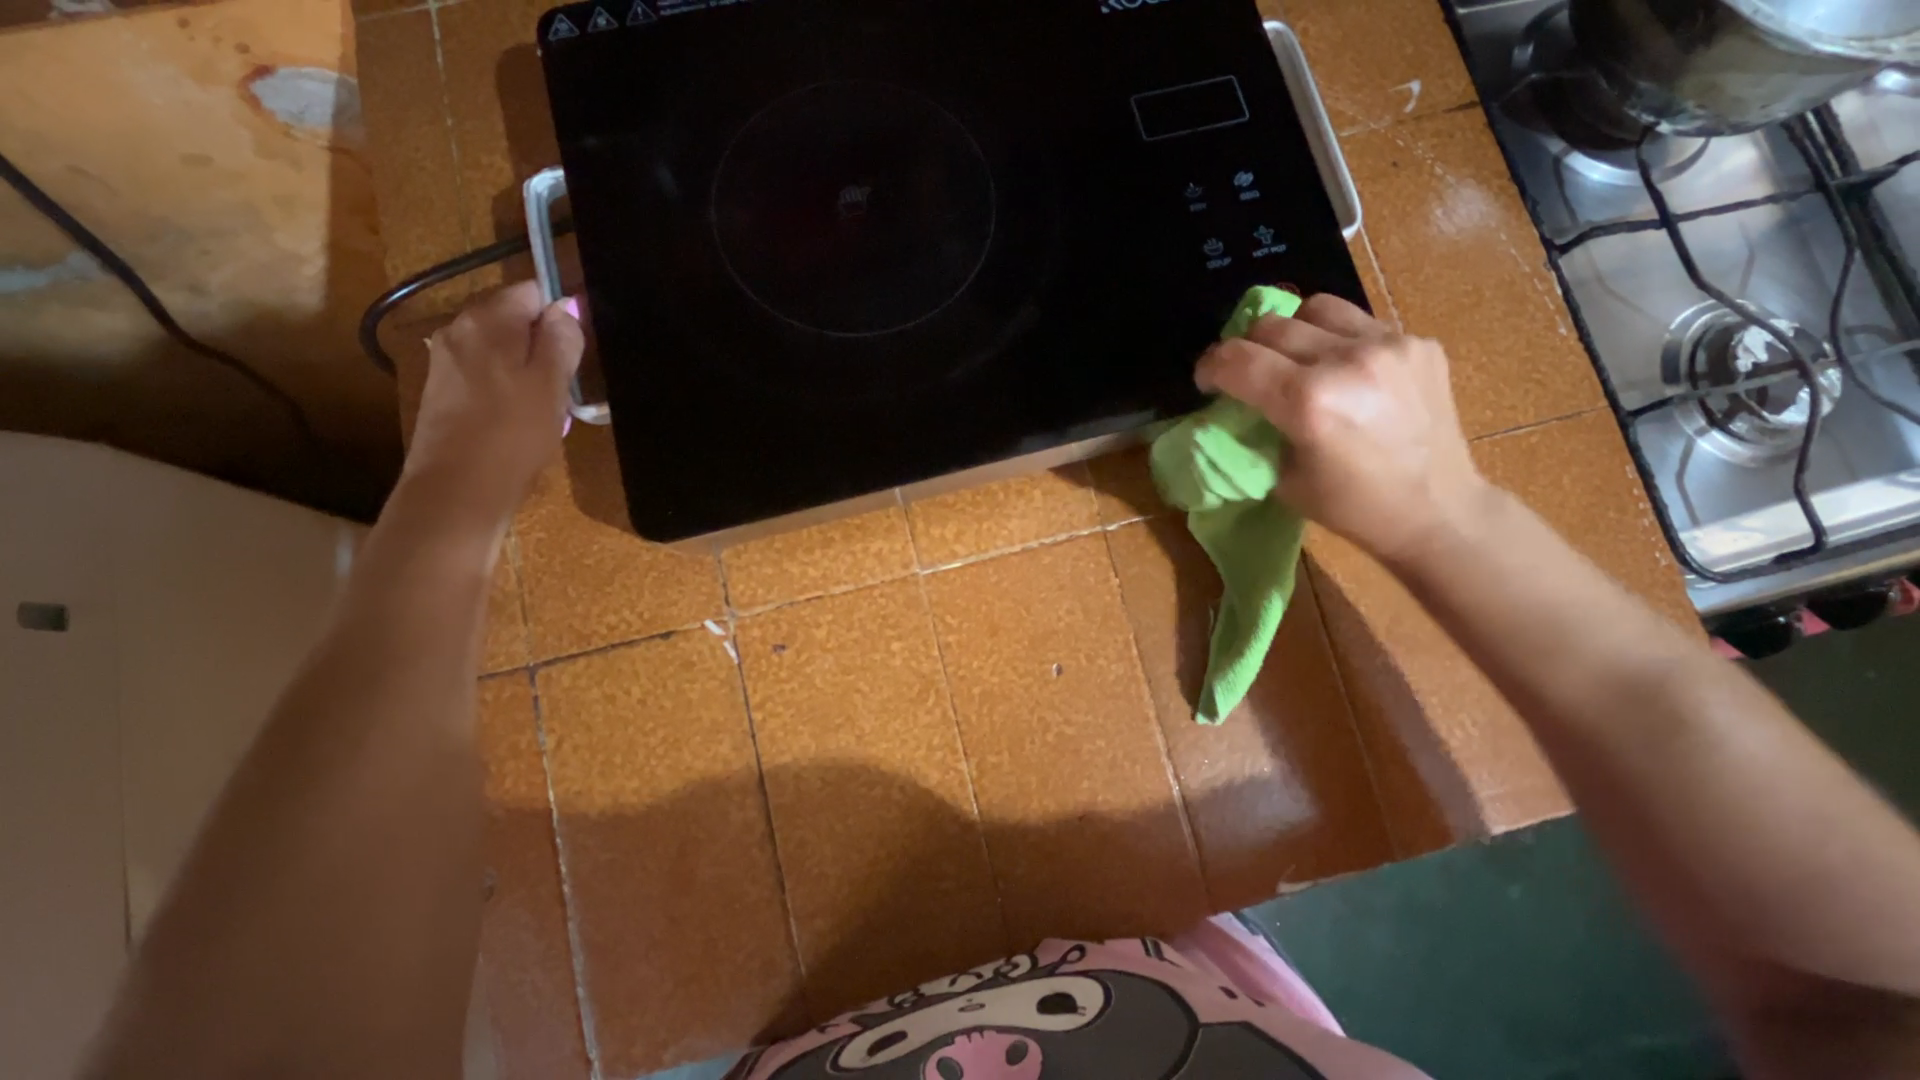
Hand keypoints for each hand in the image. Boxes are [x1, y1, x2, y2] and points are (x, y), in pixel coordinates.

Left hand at [400, 281, 582, 529]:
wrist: (457, 489)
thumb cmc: (513, 433)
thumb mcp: (552, 384)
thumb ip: (561, 339)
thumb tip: (565, 307)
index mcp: (487, 319)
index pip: (531, 292)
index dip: (560, 314)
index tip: (576, 350)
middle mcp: (458, 329)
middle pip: (512, 320)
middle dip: (541, 344)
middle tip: (564, 384)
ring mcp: (444, 361)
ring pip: (498, 350)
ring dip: (524, 370)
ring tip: (544, 408)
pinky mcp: (440, 391)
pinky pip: (483, 375)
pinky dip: (504, 389)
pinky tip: (518, 421)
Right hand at [1194, 293, 1490, 566]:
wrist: (1437, 510)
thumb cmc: (1352, 507)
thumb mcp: (1283, 478)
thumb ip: (1256, 432)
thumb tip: (1236, 404)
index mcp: (1309, 402)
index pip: (1237, 359)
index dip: (1210, 366)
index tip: (1208, 380)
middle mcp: (1347, 361)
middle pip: (1271, 325)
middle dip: (1247, 348)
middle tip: (1249, 373)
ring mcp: (1389, 345)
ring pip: (1316, 309)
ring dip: (1294, 332)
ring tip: (1299, 361)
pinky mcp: (1418, 342)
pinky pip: (1361, 323)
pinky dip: (1341, 342)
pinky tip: (1348, 373)